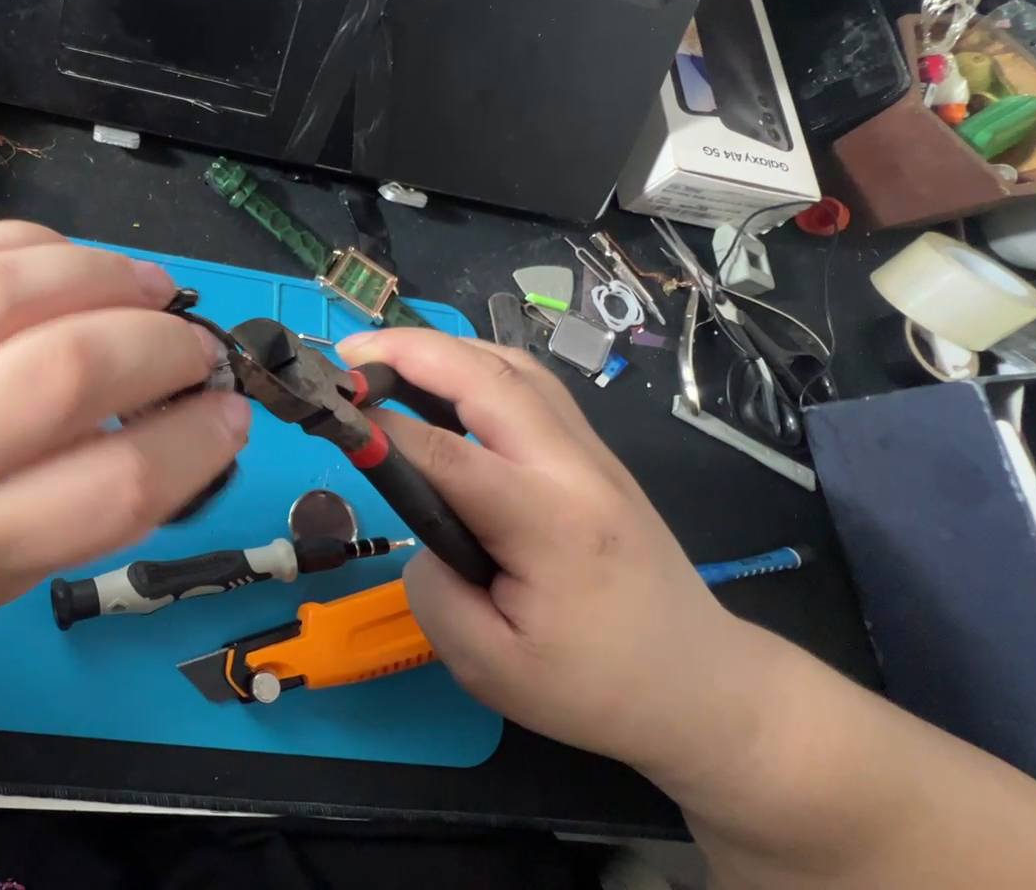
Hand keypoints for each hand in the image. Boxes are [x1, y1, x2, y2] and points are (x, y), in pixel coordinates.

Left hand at [0, 221, 249, 619]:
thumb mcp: (12, 573)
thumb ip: (97, 504)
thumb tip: (194, 413)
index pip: (111, 487)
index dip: (195, 443)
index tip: (230, 415)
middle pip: (65, 372)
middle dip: (160, 348)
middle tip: (195, 349)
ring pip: (9, 291)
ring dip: (105, 277)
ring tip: (151, 289)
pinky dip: (41, 244)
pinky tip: (77, 265)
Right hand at [339, 329, 758, 778]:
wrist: (703, 688)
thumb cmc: (593, 687)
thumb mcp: (489, 669)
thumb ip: (433, 591)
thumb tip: (421, 532)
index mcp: (549, 524)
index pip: (447, 454)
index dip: (382, 427)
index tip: (331, 412)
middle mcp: (574, 469)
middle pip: (487, 379)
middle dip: (410, 350)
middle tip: (347, 353)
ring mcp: (592, 454)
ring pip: (515, 368)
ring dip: (445, 348)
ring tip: (385, 357)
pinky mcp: (594, 456)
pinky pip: (531, 385)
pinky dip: (476, 363)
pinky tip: (443, 379)